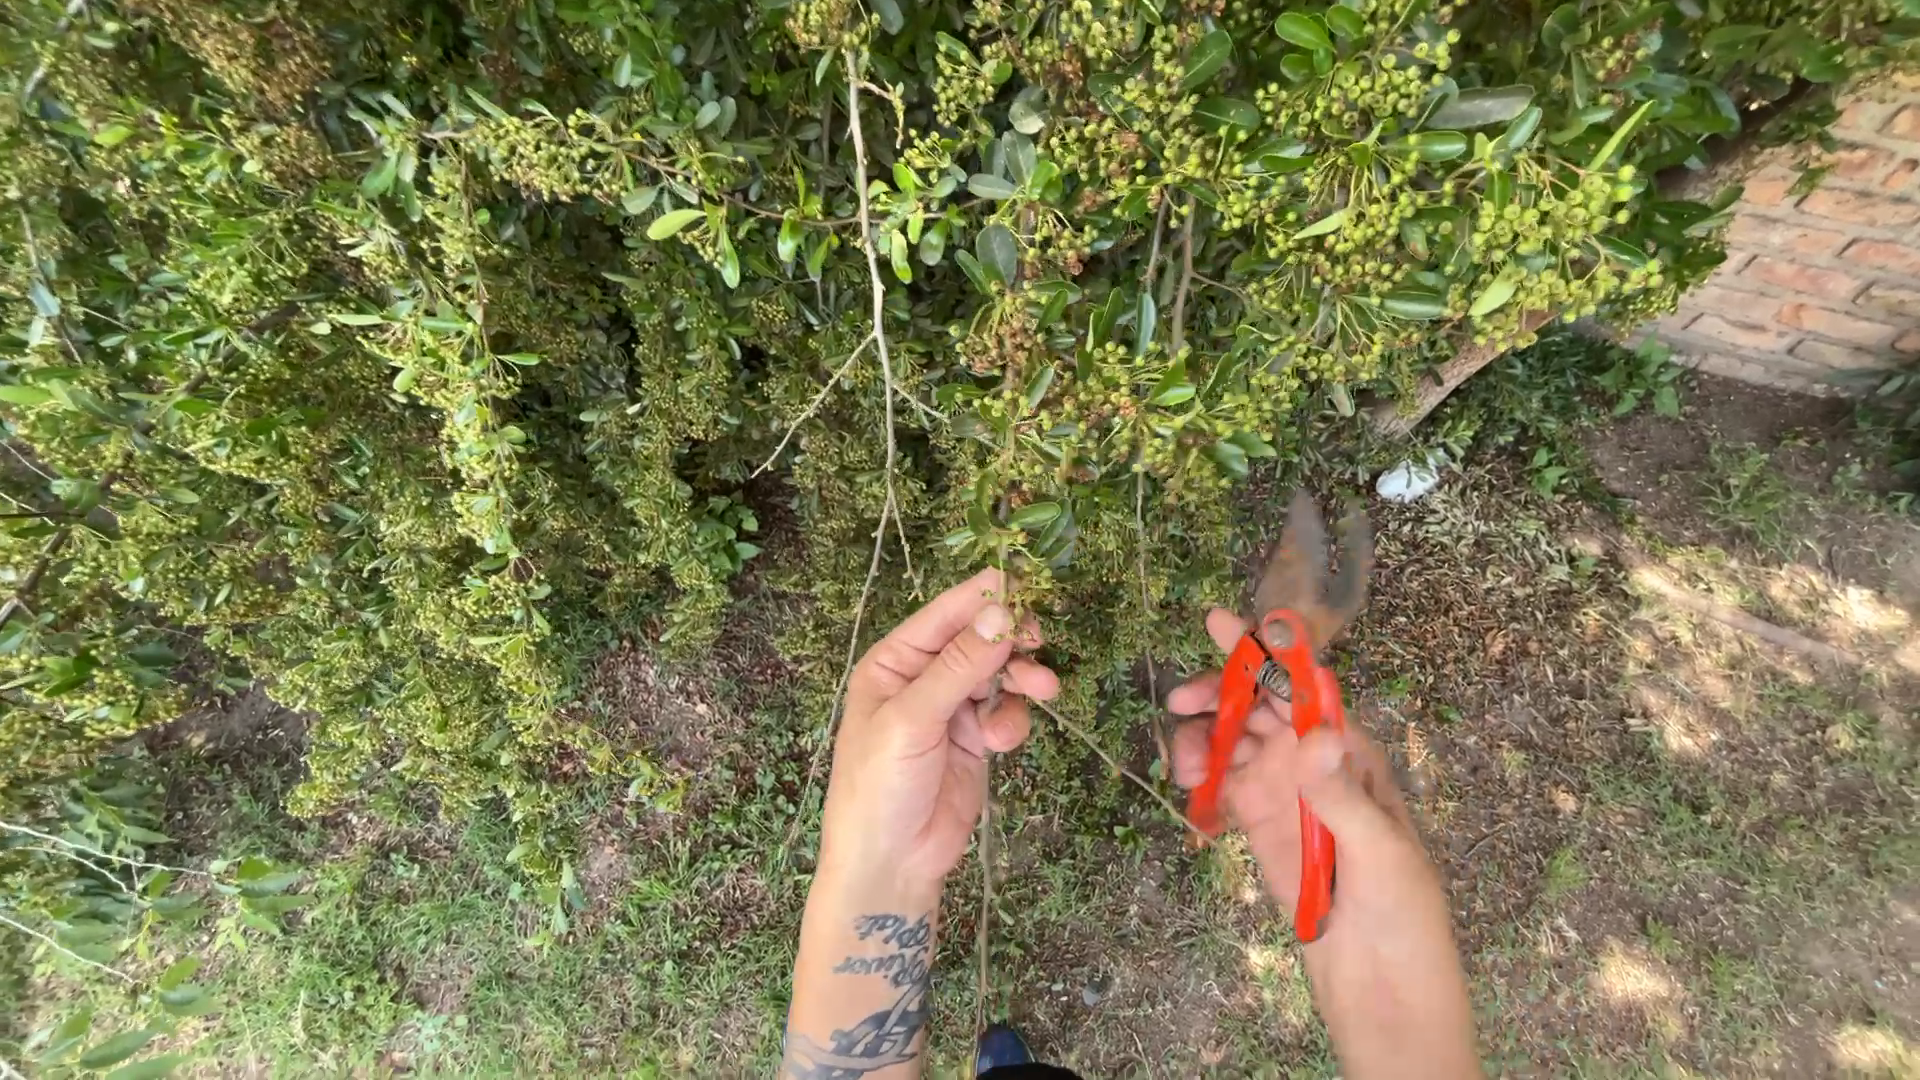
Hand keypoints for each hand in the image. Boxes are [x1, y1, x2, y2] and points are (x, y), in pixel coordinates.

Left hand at [818, 569, 1059, 894]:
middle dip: (1009, 640)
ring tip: (1045, 689)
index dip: (983, 597)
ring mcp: (951, 708)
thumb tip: (1001, 612)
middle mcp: (923, 677)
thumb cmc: (880, 784)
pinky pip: (1004, 711)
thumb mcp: (914, 720)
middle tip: (1039, 639)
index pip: (944, 615)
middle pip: (977, 640)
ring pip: (998, 674)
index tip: (1025, 584)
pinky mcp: (974, 738)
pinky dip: (1011, 721)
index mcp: (895, 661)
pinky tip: (1001, 742)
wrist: (891, 865)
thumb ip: (958, 666)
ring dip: (1020, 680)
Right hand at [1169, 607, 1480, 1079]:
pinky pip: (1220, 783)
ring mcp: (1282, 791)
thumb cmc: (1403, 919)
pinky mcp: (1258, 823)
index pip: (1305, 687)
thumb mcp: (1381, 857)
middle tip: (1178, 702)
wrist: (1381, 996)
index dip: (1264, 650)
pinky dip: (1199, 779)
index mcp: (1350, 754)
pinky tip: (1190, 794)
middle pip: (1257, 705)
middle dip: (1218, 693)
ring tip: (1183, 769)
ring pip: (1230, 741)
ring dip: (1200, 741)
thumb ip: (1340, 796)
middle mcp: (1312, 761)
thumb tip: (1312, 733)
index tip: (1220, 623)